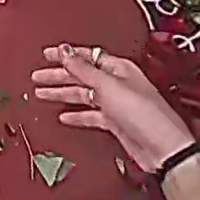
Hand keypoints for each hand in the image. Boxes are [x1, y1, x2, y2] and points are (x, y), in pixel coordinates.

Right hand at [32, 44, 195, 172]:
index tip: (46, 54)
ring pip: (82, 94)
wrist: (162, 148)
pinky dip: (76, 114)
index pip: (86, 56)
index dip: (65, 55)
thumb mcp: (108, 86)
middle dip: (58, 75)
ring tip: (41, 94)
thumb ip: (84, 69)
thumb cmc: (143, 114)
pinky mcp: (115, 122)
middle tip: (37, 77)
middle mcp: (116, 83)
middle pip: (81, 75)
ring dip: (62, 93)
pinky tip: (63, 115)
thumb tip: (65, 50)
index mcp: (117, 68)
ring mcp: (115, 103)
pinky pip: (90, 114)